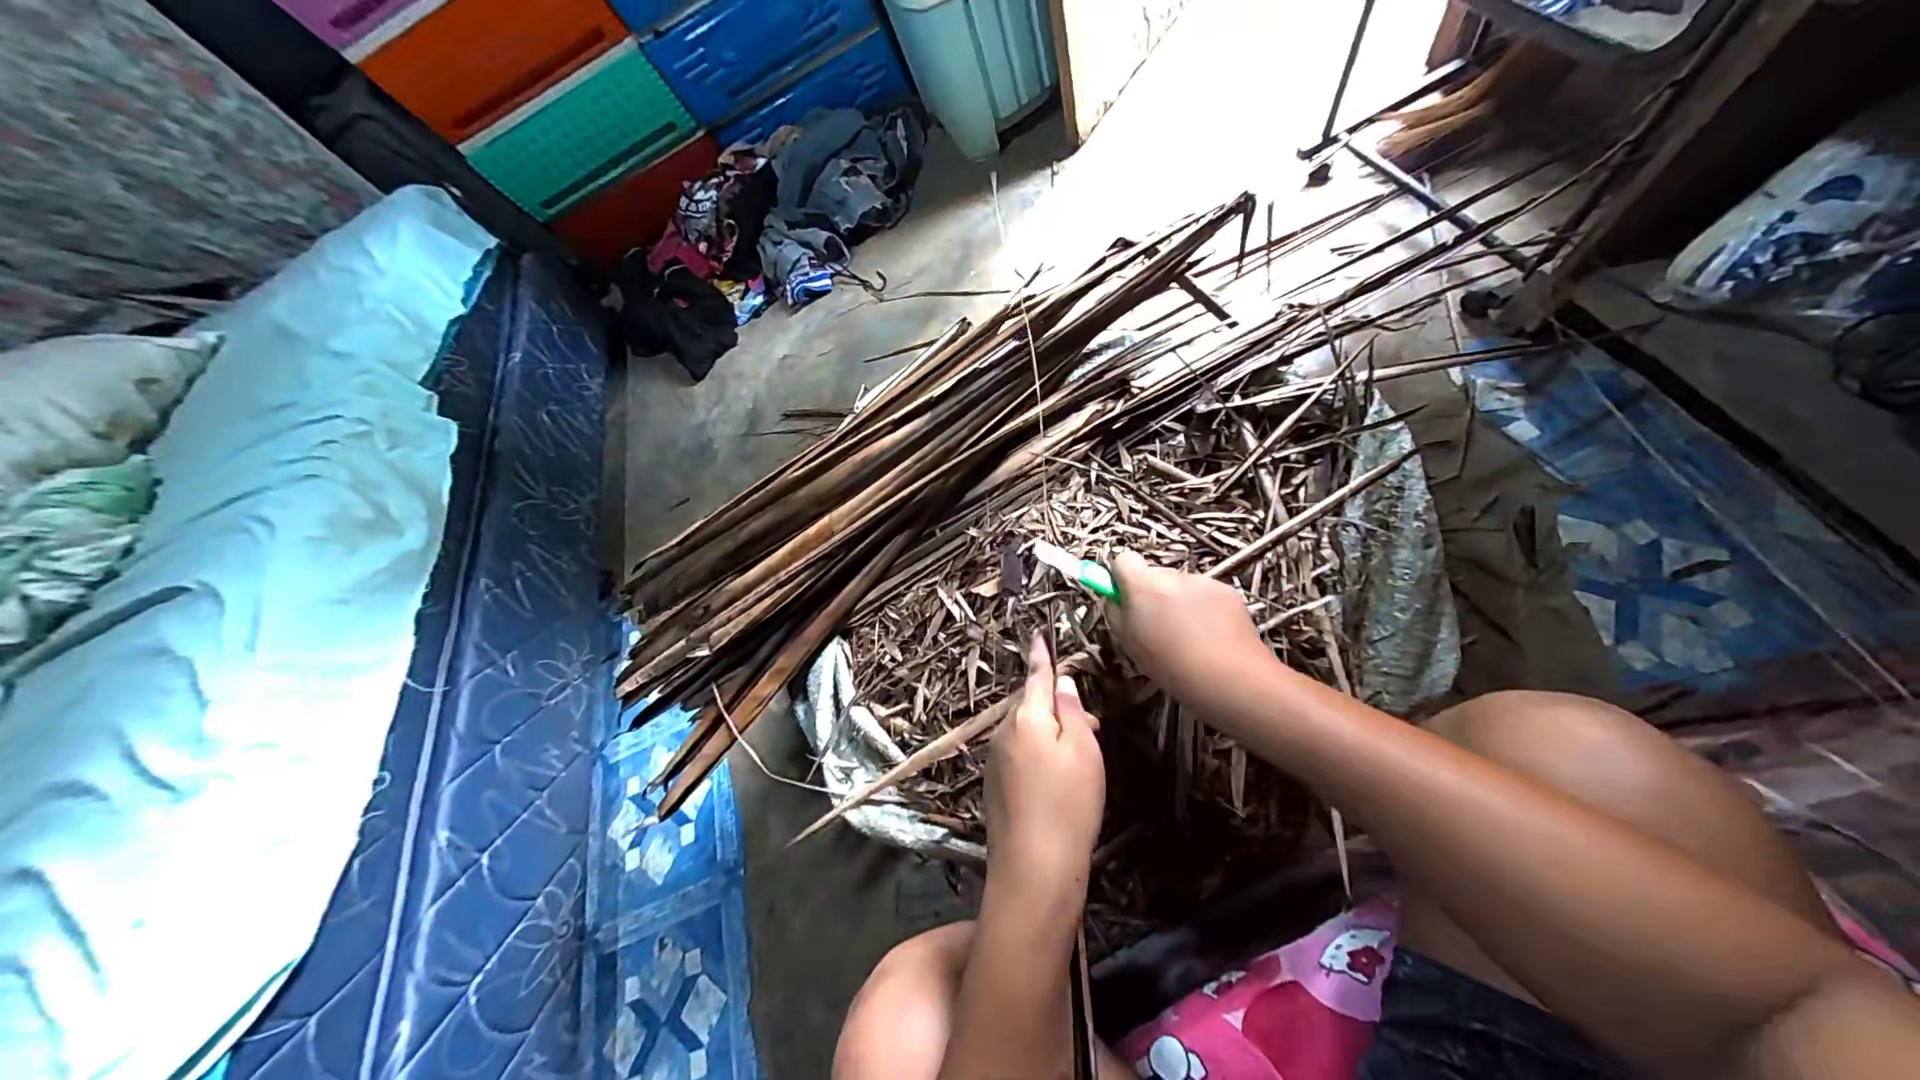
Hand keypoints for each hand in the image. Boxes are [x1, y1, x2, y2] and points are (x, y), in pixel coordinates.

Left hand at [984, 633, 1104, 885]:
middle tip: (1090, 723)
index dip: (1041, 655)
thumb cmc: (1068, 802)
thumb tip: (1061, 683)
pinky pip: (1017, 753)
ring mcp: (994, 760)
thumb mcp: (1082, 749)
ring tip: (1078, 755)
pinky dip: (1037, 752)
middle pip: (1028, 704)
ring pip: (1023, 730)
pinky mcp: (994, 786)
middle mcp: (1003, 733)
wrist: (1034, 866)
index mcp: (1025, 717)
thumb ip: (1071, 711)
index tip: (1038, 634)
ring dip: (1048, 731)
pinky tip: (1055, 779)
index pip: (1035, 676)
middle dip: (1054, 705)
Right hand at [1107, 550, 1271, 708]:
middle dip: (1154, 593)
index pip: (1123, 560)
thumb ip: (1117, 613)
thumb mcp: (1128, 644)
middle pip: (1155, 574)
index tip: (1124, 596)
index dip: (1122, 577)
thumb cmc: (1172, 665)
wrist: (1229, 676)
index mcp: (1143, 586)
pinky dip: (1205, 609)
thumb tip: (1114, 599)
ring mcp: (1202, 581)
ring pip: (1182, 586)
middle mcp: (1172, 576)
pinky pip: (1206, 594)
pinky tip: (1209, 636)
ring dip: (1180, 602)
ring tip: (1187, 636)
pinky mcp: (1227, 591)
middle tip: (1157, 625)